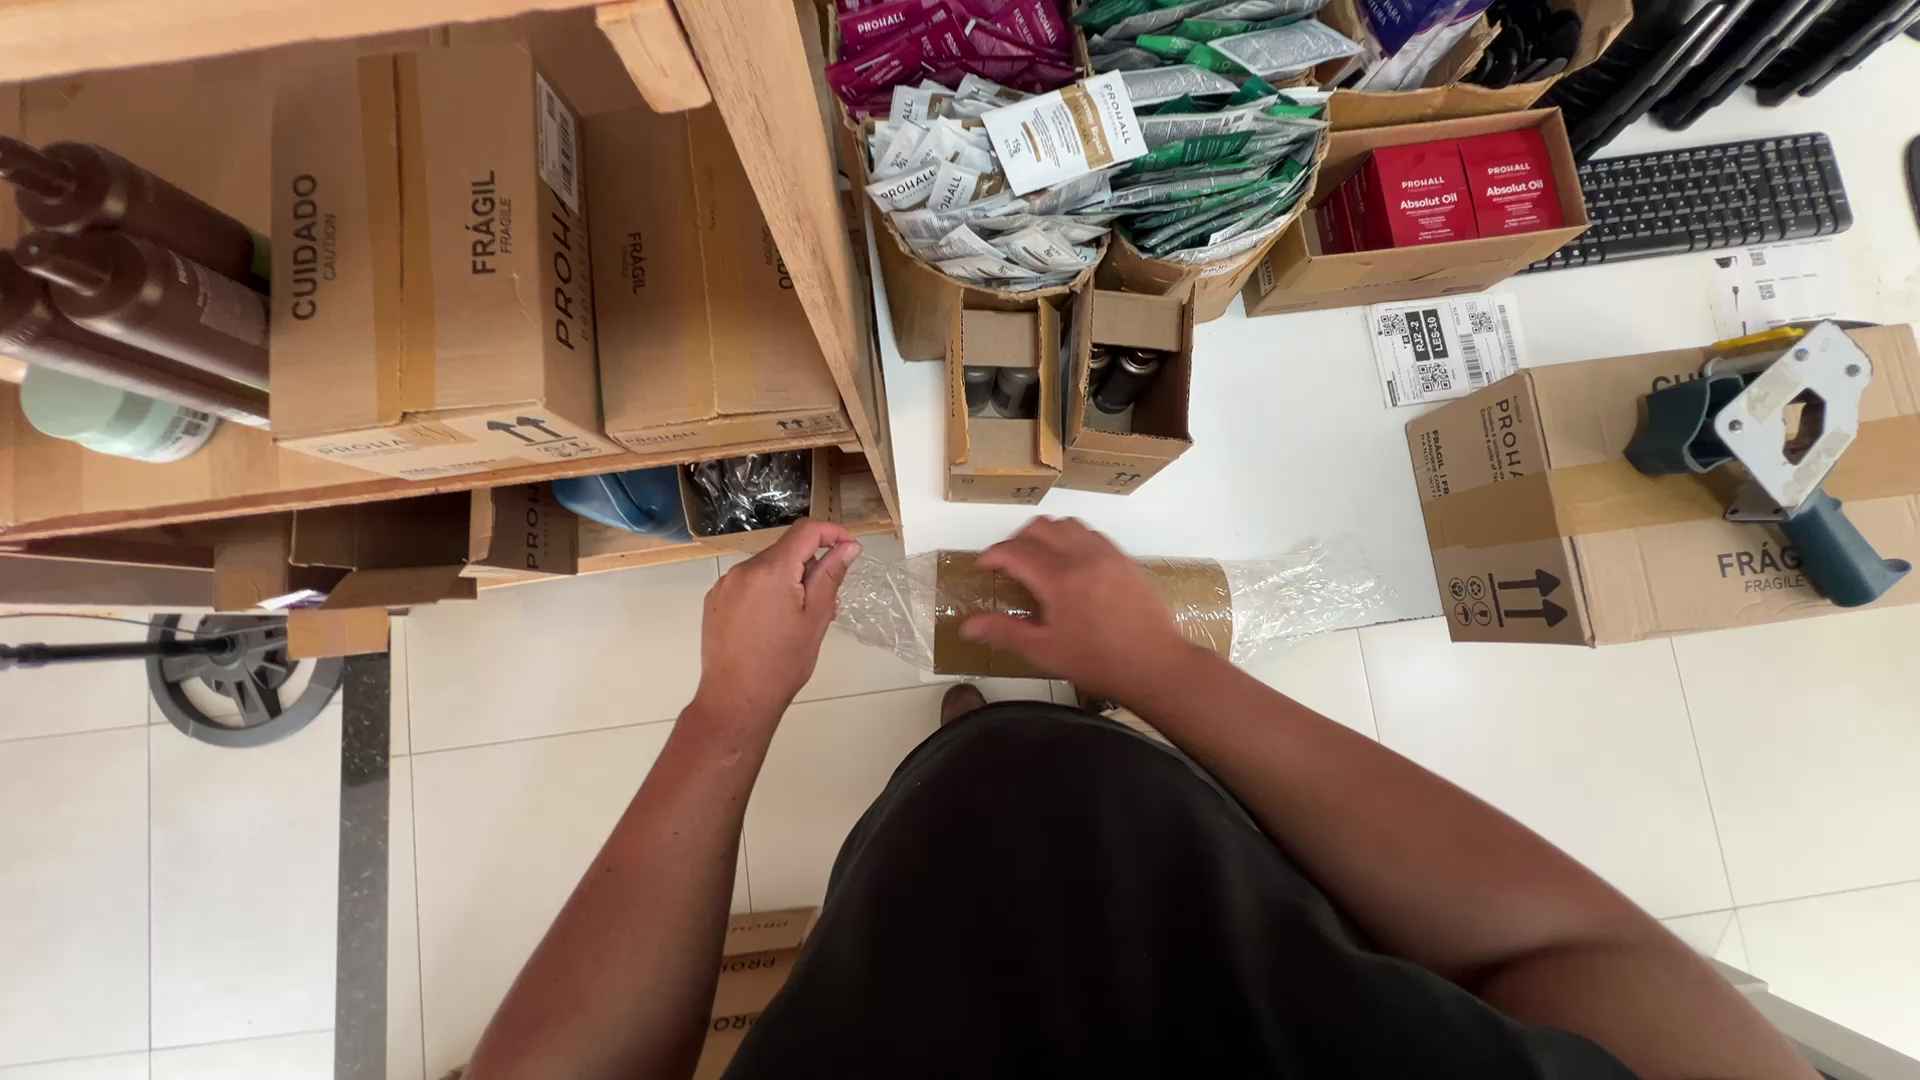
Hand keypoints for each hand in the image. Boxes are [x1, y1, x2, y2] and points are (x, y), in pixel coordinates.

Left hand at [692, 518, 861, 725]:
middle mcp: (744, 569)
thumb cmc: (782, 663)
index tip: (849, 547)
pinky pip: (748, 583)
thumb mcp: (816, 618)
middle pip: (786, 550)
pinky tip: (771, 623)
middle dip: (810, 564)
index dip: (832, 532)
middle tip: (826, 599)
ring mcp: (725, 584)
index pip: (806, 531)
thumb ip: (831, 575)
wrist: (736, 699)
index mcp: (772, 571)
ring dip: (788, 579)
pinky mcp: (715, 600)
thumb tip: (849, 546)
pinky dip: (766, 591)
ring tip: (798, 617)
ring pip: (767, 567)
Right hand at [960, 517, 1208, 703]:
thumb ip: (1005, 631)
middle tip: (1009, 563)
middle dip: (1017, 540)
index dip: (993, 555)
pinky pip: (1092, 534)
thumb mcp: (1045, 651)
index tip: (984, 566)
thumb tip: (968, 626)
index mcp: (1059, 579)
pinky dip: (1073, 540)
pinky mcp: (1126, 560)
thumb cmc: (1098, 662)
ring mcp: (1108, 555)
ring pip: (1068, 525)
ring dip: (1047, 535)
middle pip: (1040, 527)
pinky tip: (1072, 565)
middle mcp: (1083, 557)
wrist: (1155, 665)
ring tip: (1040, 559)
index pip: (1015, 551)